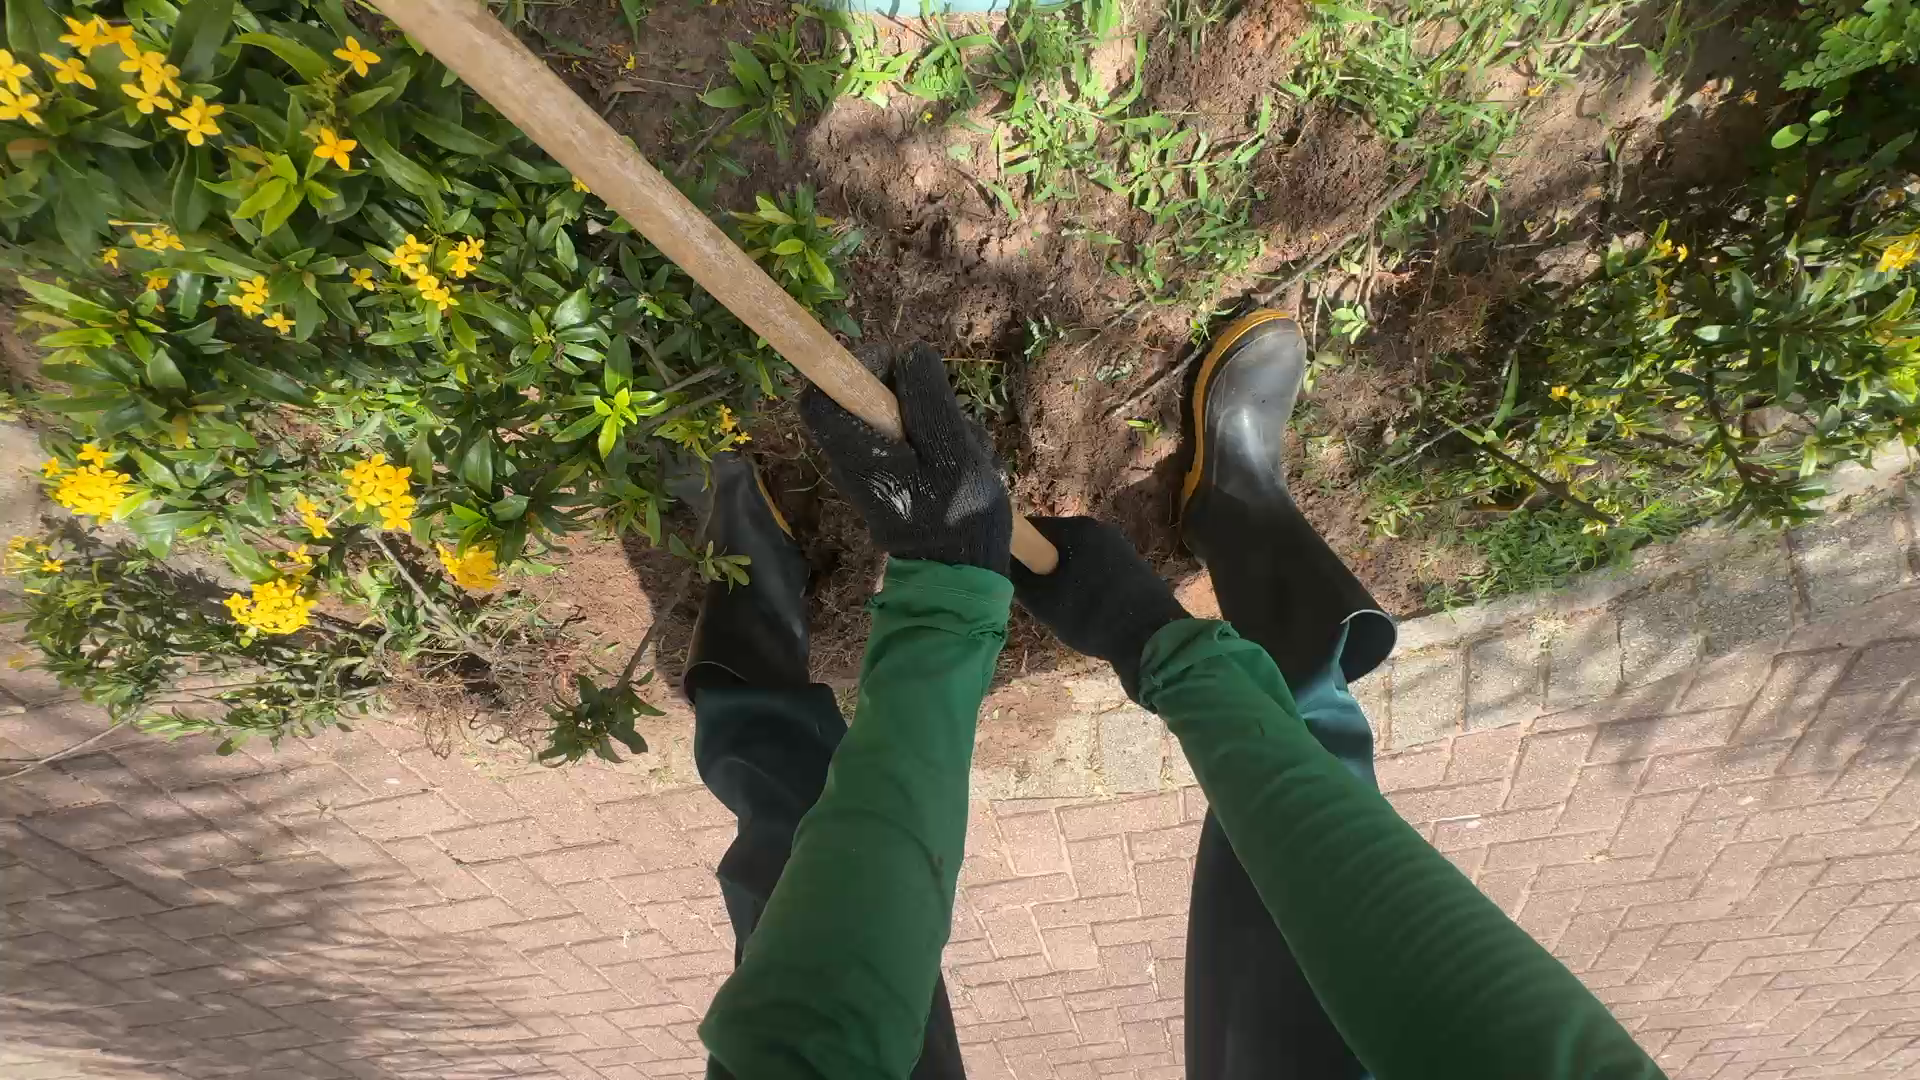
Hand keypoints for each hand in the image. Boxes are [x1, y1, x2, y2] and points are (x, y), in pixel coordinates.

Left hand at [799, 343, 1011, 574]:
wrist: (961, 577)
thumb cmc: (954, 514)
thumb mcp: (950, 448)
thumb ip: (927, 398)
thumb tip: (910, 353)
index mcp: (856, 453)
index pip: (820, 395)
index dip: (852, 366)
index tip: (895, 362)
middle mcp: (856, 462)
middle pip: (870, 403)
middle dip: (916, 398)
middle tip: (951, 416)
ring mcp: (878, 475)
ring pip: (902, 424)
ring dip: (942, 426)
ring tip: (973, 451)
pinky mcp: (899, 486)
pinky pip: (917, 448)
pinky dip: (945, 448)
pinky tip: (973, 465)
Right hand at [1009, 517, 1187, 699]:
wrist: (1152, 639)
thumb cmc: (1091, 614)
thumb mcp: (1042, 600)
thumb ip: (1018, 577)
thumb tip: (1005, 562)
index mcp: (1078, 528)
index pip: (1031, 528)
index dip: (1014, 550)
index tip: (1007, 575)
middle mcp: (1100, 529)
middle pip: (1053, 543)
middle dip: (1039, 567)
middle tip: (1031, 597)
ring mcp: (1119, 547)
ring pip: (1074, 558)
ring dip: (1060, 579)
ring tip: (1058, 608)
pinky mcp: (1131, 567)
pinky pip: (1094, 570)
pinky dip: (1082, 586)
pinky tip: (1084, 611)